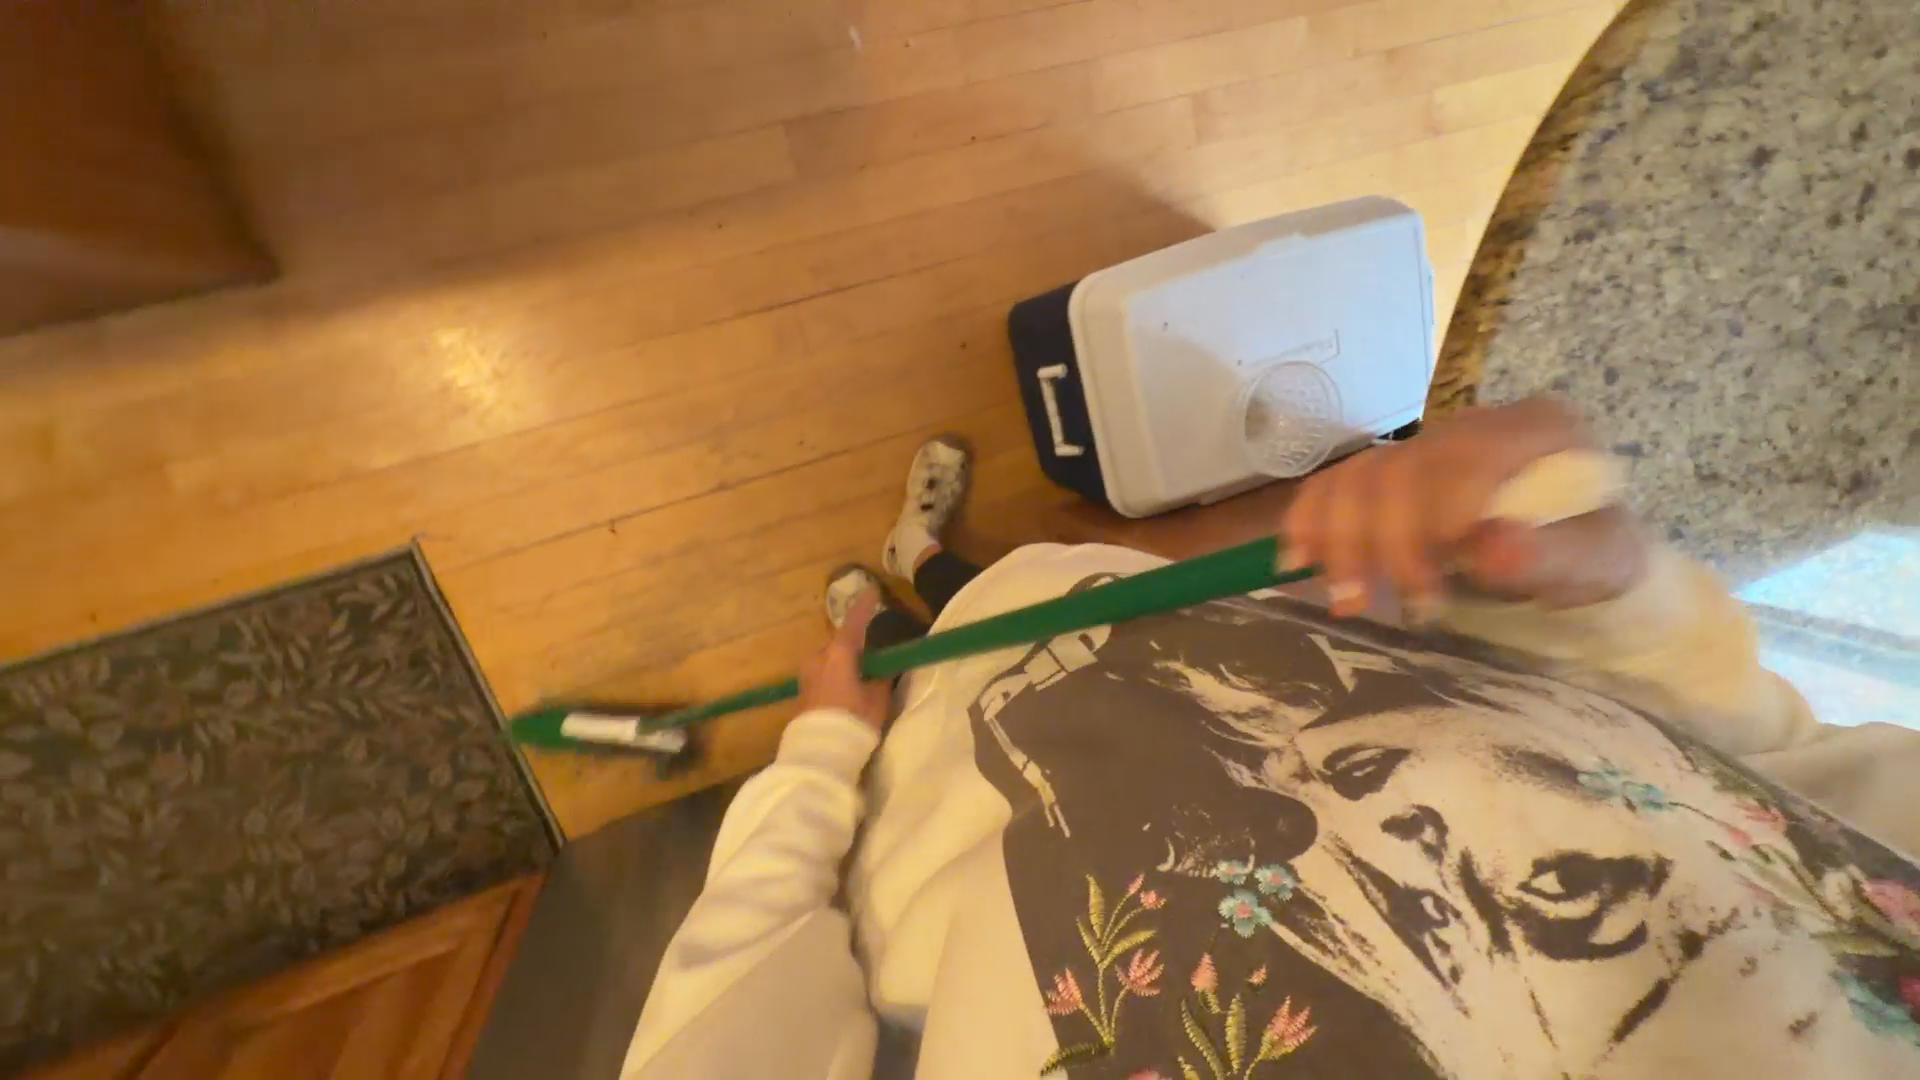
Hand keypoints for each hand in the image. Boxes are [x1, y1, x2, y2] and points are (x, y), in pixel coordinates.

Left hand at [797, 593, 894, 730]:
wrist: (820, 753)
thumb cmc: (854, 721)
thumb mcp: (877, 698)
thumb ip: (881, 677)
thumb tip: (883, 667)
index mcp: (839, 653)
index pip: (854, 621)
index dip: (865, 605)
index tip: (872, 589)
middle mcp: (819, 657)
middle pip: (841, 643)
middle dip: (856, 645)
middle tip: (874, 655)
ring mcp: (807, 674)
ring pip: (831, 660)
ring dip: (846, 663)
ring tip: (862, 677)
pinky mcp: (803, 691)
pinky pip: (824, 674)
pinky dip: (837, 675)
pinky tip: (848, 690)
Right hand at [1281, 397, 1650, 615]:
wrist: (1567, 555)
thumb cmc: (1588, 559)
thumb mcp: (1595, 564)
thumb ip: (1550, 555)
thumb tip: (1494, 546)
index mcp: (1537, 429)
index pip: (1465, 458)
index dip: (1433, 516)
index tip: (1427, 584)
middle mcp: (1471, 424)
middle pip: (1397, 469)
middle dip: (1378, 542)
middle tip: (1375, 603)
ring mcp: (1423, 444)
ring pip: (1355, 476)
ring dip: (1337, 540)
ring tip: (1344, 597)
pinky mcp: (1387, 469)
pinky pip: (1332, 483)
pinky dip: (1308, 521)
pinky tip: (1297, 558)